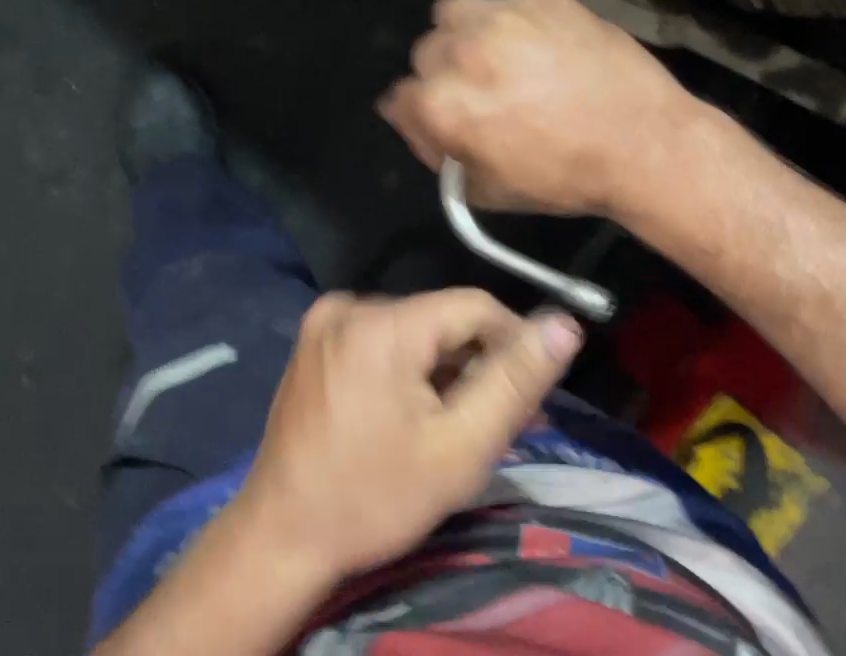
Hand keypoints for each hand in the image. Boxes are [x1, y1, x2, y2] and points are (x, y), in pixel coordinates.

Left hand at [234, 289, 582, 579]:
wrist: (281, 537)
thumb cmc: (375, 499)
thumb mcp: (459, 448)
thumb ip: (515, 381)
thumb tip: (564, 325)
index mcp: (382, 324)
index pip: (475, 307)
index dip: (513, 344)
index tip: (530, 397)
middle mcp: (348, 307)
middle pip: (442, 321)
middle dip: (476, 364)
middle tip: (495, 424)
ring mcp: (324, 323)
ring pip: (415, 332)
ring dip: (444, 371)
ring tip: (456, 426)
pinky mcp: (314, 344)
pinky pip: (382, 341)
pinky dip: (408, 370)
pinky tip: (415, 416)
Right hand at [379, 0, 707, 217]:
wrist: (644, 144)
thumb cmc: (564, 178)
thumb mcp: (487, 190)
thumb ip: (444, 159)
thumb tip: (433, 131)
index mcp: (441, 103)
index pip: (398, 99)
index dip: (418, 119)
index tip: (442, 126)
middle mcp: (460, 50)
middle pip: (424, 53)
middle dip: (442, 77)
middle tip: (478, 96)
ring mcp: (501, 16)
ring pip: (454, 13)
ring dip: (464, 36)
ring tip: (497, 57)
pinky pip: (505, 2)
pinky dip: (512, 23)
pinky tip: (541, 47)